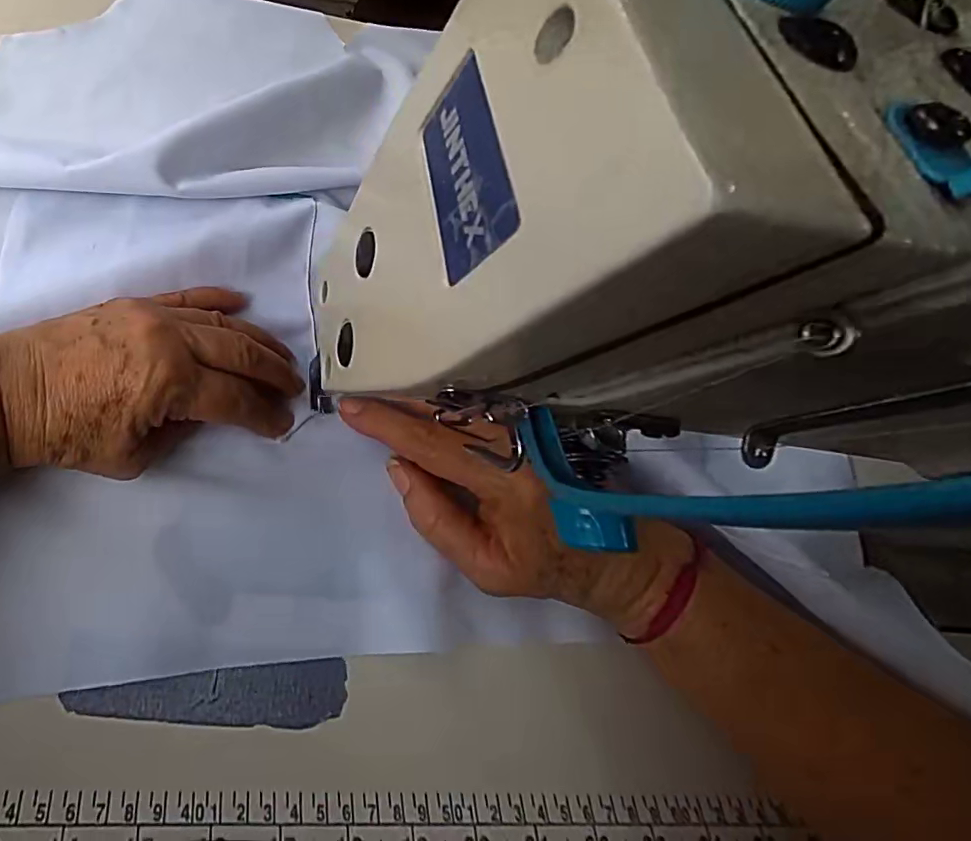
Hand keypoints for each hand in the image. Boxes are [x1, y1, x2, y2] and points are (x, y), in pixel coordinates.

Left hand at [0, 288, 303, 479]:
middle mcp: (168, 338)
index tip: (280, 424)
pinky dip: (215, 300)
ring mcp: (149, 313)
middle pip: (236, 353)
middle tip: (293, 387)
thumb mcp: (131, 456)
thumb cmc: (65, 433)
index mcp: (170, 381)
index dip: (263, 414)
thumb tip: (199, 412)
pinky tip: (239, 305)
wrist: (13, 391)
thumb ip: (177, 431)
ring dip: (253, 338)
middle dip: (271, 372)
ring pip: (217, 322)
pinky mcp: (131, 303)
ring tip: (278, 355)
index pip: (234, 398)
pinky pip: (184, 296)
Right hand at [337, 397, 694, 636]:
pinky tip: (413, 404)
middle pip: (439, 412)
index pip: (431, 445)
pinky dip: (435, 403)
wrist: (621, 552)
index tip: (349, 410)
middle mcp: (517, 445)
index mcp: (506, 484)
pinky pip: (471, 405)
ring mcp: (528, 428)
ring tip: (376, 402)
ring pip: (454, 404)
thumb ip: (435, 520)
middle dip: (392, 404)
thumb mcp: (486, 568)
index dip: (385, 424)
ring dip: (411, 400)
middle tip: (355, 401)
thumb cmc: (550, 566)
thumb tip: (398, 466)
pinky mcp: (531, 422)